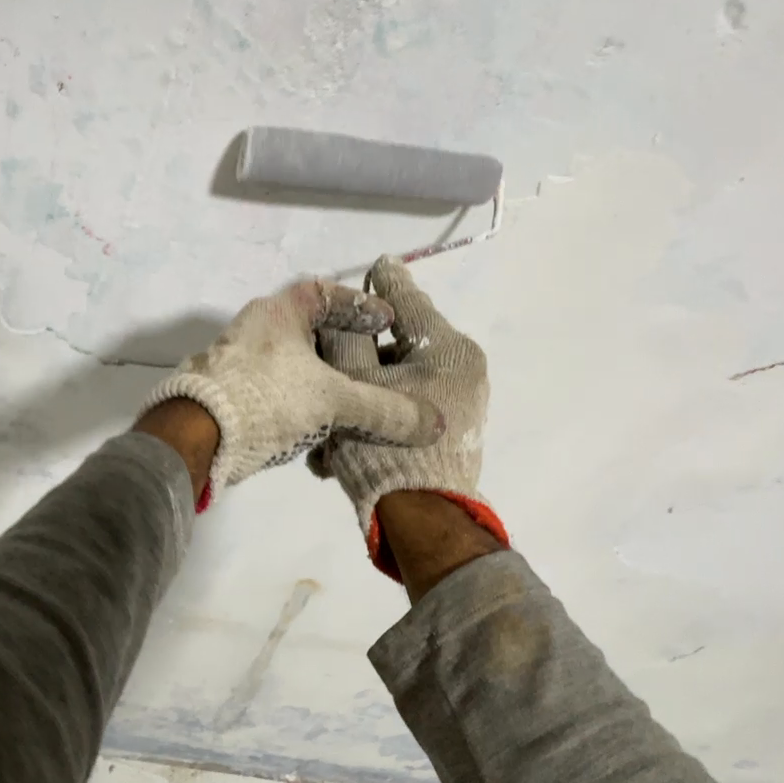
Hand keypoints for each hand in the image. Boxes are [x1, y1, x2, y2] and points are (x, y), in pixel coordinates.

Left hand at [144, 277, 442, 503]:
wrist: (195, 437)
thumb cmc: (266, 399)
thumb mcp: (334, 401)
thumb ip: (385, 410)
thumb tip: (436, 423)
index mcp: (276, 312)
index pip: (323, 292)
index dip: (358, 304)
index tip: (386, 321)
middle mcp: (253, 331)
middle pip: (307, 332)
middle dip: (342, 350)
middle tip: (376, 368)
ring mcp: (235, 364)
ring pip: (289, 367)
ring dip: (320, 383)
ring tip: (355, 404)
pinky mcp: (227, 397)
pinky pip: (273, 395)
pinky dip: (298, 406)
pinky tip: (318, 430)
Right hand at [307, 258, 503, 573]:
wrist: (419, 518)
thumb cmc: (384, 444)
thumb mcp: (352, 382)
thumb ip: (345, 337)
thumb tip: (344, 308)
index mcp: (448, 350)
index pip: (408, 301)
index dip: (385, 283)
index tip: (375, 264)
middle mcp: (461, 370)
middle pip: (395, 347)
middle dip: (354, 358)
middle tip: (322, 361)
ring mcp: (457, 403)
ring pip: (392, 383)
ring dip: (357, 396)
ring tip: (325, 421)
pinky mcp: (447, 431)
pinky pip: (401, 409)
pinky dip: (372, 417)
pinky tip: (341, 443)